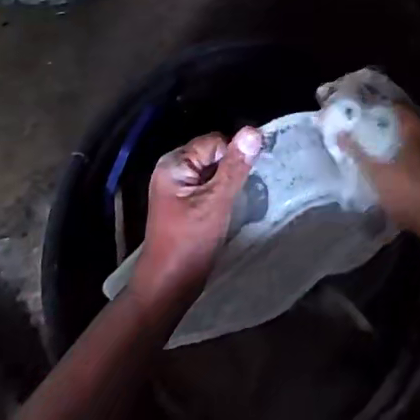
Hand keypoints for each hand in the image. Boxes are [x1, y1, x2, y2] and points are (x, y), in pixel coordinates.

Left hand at [132, 127, 263, 299]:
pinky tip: (226, 211)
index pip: (215, 141)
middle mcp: (172, 168)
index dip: (233, 157)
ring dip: (226, 183)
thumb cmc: (189, 243)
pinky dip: (219, 195)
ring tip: (234, 203)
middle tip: (240, 194)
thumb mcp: (216, 202)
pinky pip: (207, 186)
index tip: (243, 181)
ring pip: (212, 171)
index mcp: (174, 162)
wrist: (166, 288)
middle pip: (213, 154)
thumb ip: (234, 166)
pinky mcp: (182, 203)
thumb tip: (253, 131)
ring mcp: (176, 187)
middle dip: (230, 169)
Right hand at [340, 106, 419, 240]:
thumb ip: (357, 152)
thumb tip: (340, 133)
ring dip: (385, 140)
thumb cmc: (411, 191)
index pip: (391, 103)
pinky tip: (380, 165)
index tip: (352, 107)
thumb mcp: (378, 173)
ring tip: (362, 144)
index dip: (371, 103)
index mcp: (414, 125)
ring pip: (403, 138)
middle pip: (397, 120)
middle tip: (353, 125)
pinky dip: (393, 154)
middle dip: (376, 122)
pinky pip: (408, 153)